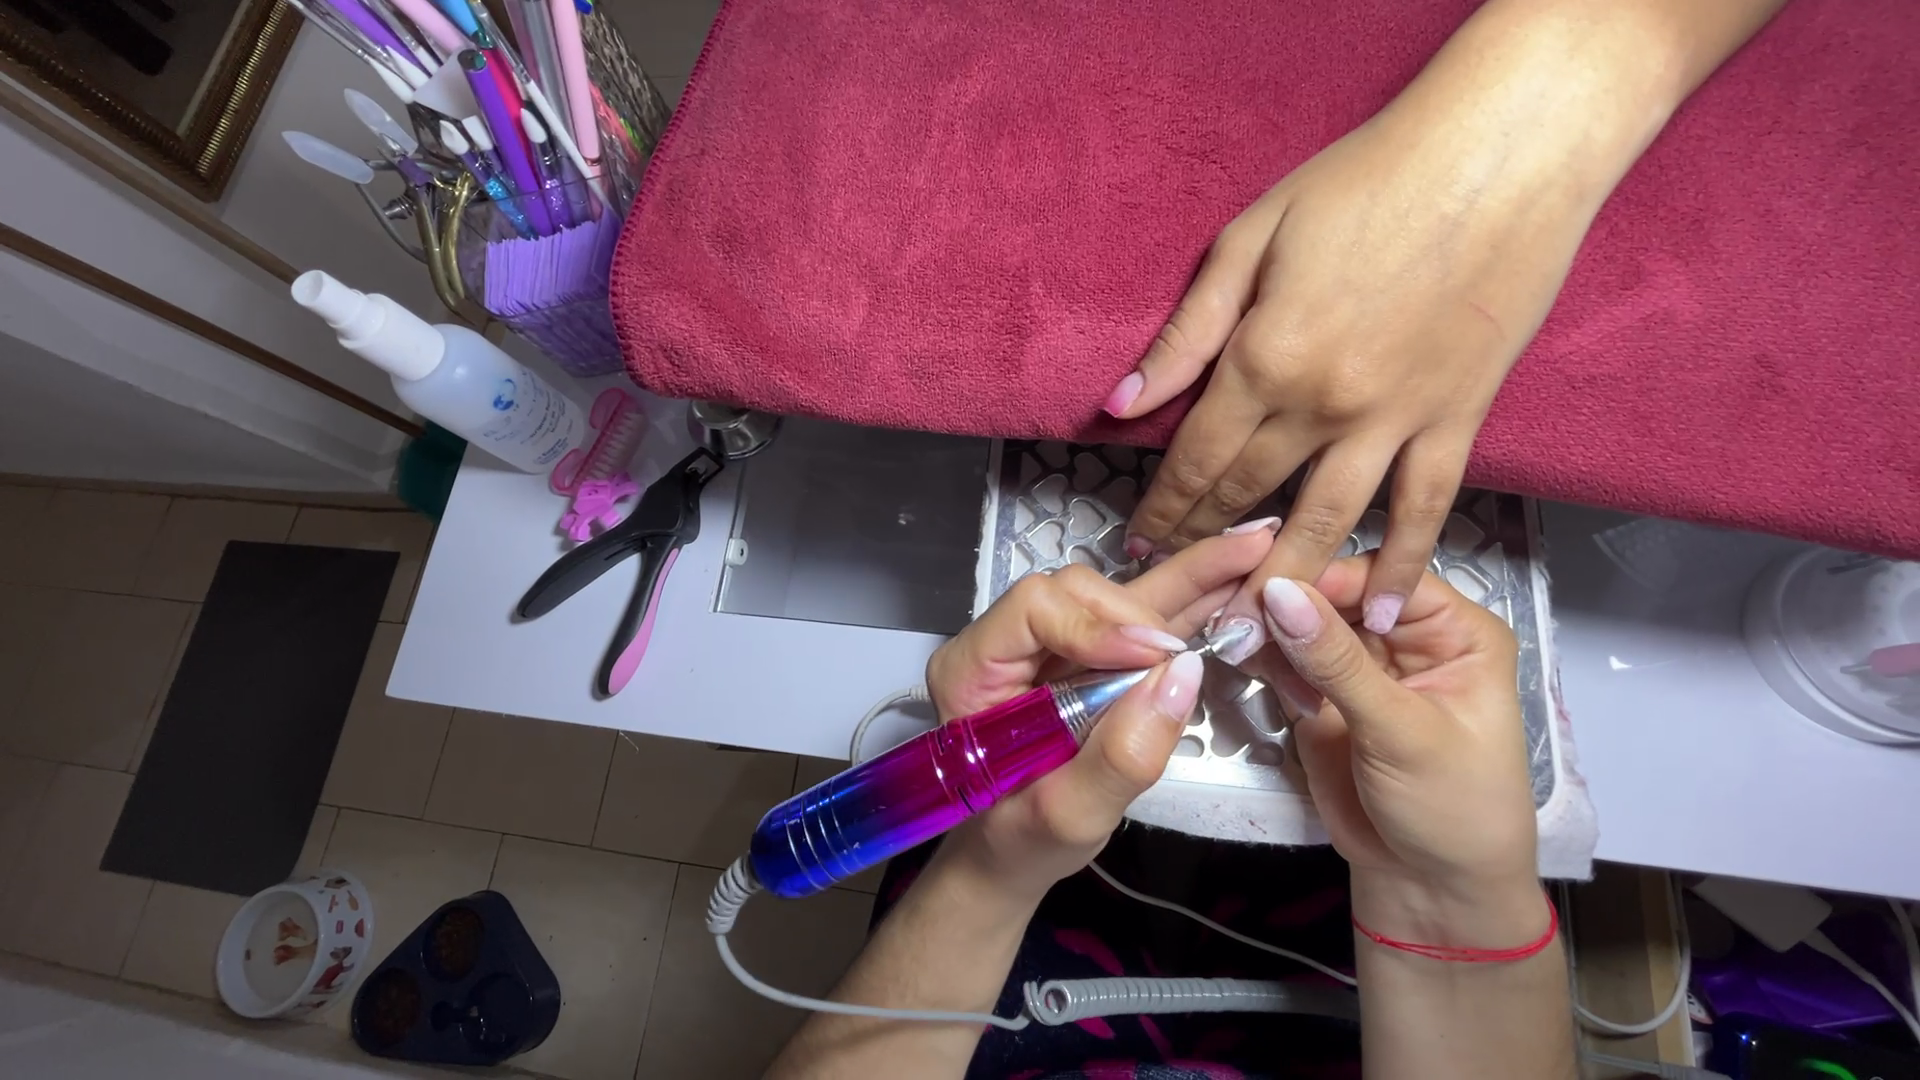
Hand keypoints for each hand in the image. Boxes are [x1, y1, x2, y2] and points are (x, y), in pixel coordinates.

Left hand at [923, 528, 1278, 900]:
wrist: (1013, 850)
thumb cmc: (1023, 841)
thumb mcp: (1070, 816)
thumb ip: (1120, 755)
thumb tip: (1182, 674)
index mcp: (972, 669)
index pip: (1033, 608)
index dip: (1096, 624)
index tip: (1154, 657)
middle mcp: (1004, 640)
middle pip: (1073, 592)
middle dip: (1136, 615)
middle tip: (1183, 653)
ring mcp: (1046, 641)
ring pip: (1110, 594)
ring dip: (1179, 582)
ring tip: (1252, 549)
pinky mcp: (1083, 651)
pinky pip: (1133, 618)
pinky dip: (1184, 600)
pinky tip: (1237, 571)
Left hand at [1112, 77, 1603, 661]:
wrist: (1505, 148)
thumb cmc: (1361, 183)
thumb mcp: (1249, 242)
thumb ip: (1185, 337)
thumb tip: (1120, 406)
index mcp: (1263, 360)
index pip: (1195, 459)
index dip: (1163, 509)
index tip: (1140, 545)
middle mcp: (1322, 407)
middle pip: (1246, 496)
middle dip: (1202, 547)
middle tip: (1176, 592)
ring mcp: (1395, 421)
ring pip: (1324, 522)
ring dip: (1278, 581)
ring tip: (1245, 631)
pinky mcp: (1458, 421)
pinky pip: (1426, 508)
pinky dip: (1399, 563)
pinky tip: (1373, 613)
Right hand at [1255, 555, 1540, 939]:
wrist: (1425, 884)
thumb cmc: (1451, 807)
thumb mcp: (1402, 731)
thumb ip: (1336, 662)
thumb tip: (1277, 590)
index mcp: (1451, 628)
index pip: (1378, 576)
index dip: (1323, 575)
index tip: (1265, 585)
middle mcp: (1402, 633)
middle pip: (1333, 591)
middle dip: (1285, 600)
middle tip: (1236, 612)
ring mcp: (1355, 661)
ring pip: (1300, 619)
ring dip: (1265, 627)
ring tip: (1233, 637)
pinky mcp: (1317, 689)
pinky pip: (1281, 655)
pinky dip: (1259, 653)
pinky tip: (1239, 655)